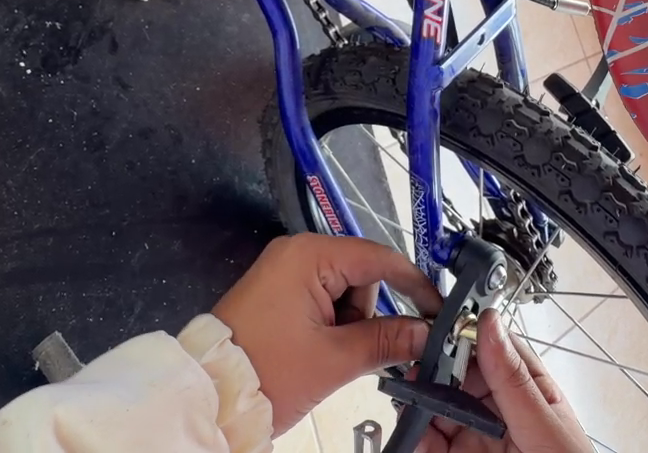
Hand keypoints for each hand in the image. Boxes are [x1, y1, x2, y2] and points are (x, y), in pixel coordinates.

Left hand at [213, 234, 443, 435]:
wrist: (210, 397)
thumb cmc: (268, 371)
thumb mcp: (333, 360)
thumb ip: (386, 341)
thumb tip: (427, 334)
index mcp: (309, 255)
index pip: (377, 258)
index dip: (412, 283)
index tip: (437, 308)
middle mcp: (297, 251)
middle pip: (361, 275)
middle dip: (366, 314)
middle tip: (349, 350)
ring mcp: (285, 269)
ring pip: (344, 290)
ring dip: (347, 323)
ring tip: (325, 356)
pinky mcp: (278, 289)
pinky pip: (323, 297)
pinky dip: (331, 324)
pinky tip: (319, 350)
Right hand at [416, 310, 588, 452]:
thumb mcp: (545, 429)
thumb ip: (513, 379)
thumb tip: (489, 321)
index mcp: (527, 390)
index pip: (489, 348)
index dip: (463, 335)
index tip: (438, 329)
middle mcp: (498, 411)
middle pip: (456, 376)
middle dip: (433, 368)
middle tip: (414, 366)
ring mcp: (476, 440)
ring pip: (437, 408)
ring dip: (419, 400)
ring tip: (408, 398)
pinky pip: (430, 444)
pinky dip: (416, 435)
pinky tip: (414, 432)